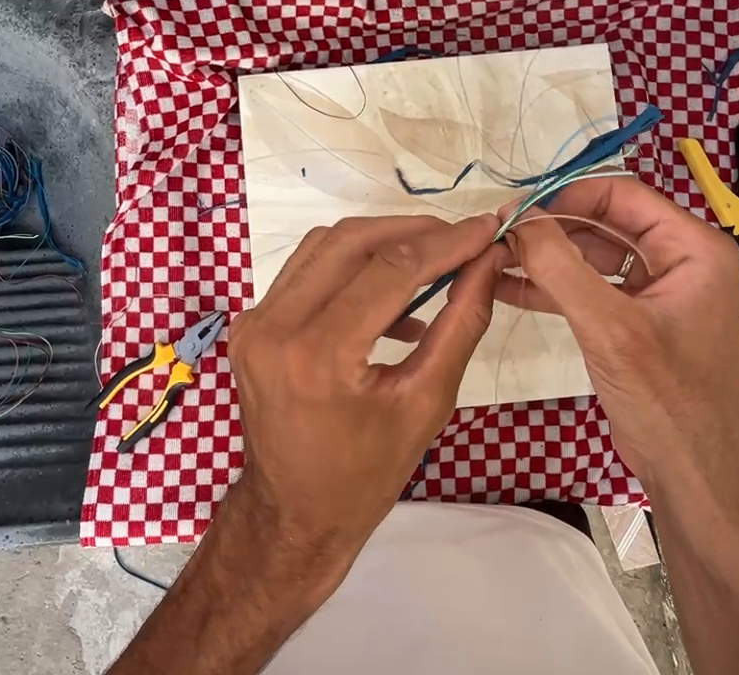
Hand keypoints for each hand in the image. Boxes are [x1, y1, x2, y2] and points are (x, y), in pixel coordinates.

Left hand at [226, 214, 504, 583]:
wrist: (293, 511)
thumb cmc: (366, 473)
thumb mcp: (426, 402)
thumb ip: (460, 323)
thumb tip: (487, 261)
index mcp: (318, 355)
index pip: (390, 269)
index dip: (445, 242)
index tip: (486, 228)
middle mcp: (275, 326)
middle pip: (351, 241)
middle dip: (413, 230)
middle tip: (461, 237)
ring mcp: (254, 321)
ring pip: (324, 245)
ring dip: (381, 241)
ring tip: (432, 256)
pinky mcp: (250, 321)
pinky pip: (306, 270)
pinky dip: (351, 265)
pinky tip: (391, 293)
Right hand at [495, 178, 738, 674]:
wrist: (692, 478)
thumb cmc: (666, 400)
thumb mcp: (609, 328)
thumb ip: (560, 267)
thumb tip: (517, 219)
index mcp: (692, 248)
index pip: (622, 195)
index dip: (567, 197)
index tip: (516, 211)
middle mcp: (679, 260)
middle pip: (603, 223)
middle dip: (551, 229)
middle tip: (498, 235)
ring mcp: (657, 291)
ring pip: (591, 255)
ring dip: (545, 257)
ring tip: (494, 259)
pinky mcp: (635, 320)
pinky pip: (590, 288)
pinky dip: (552, 287)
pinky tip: (508, 287)